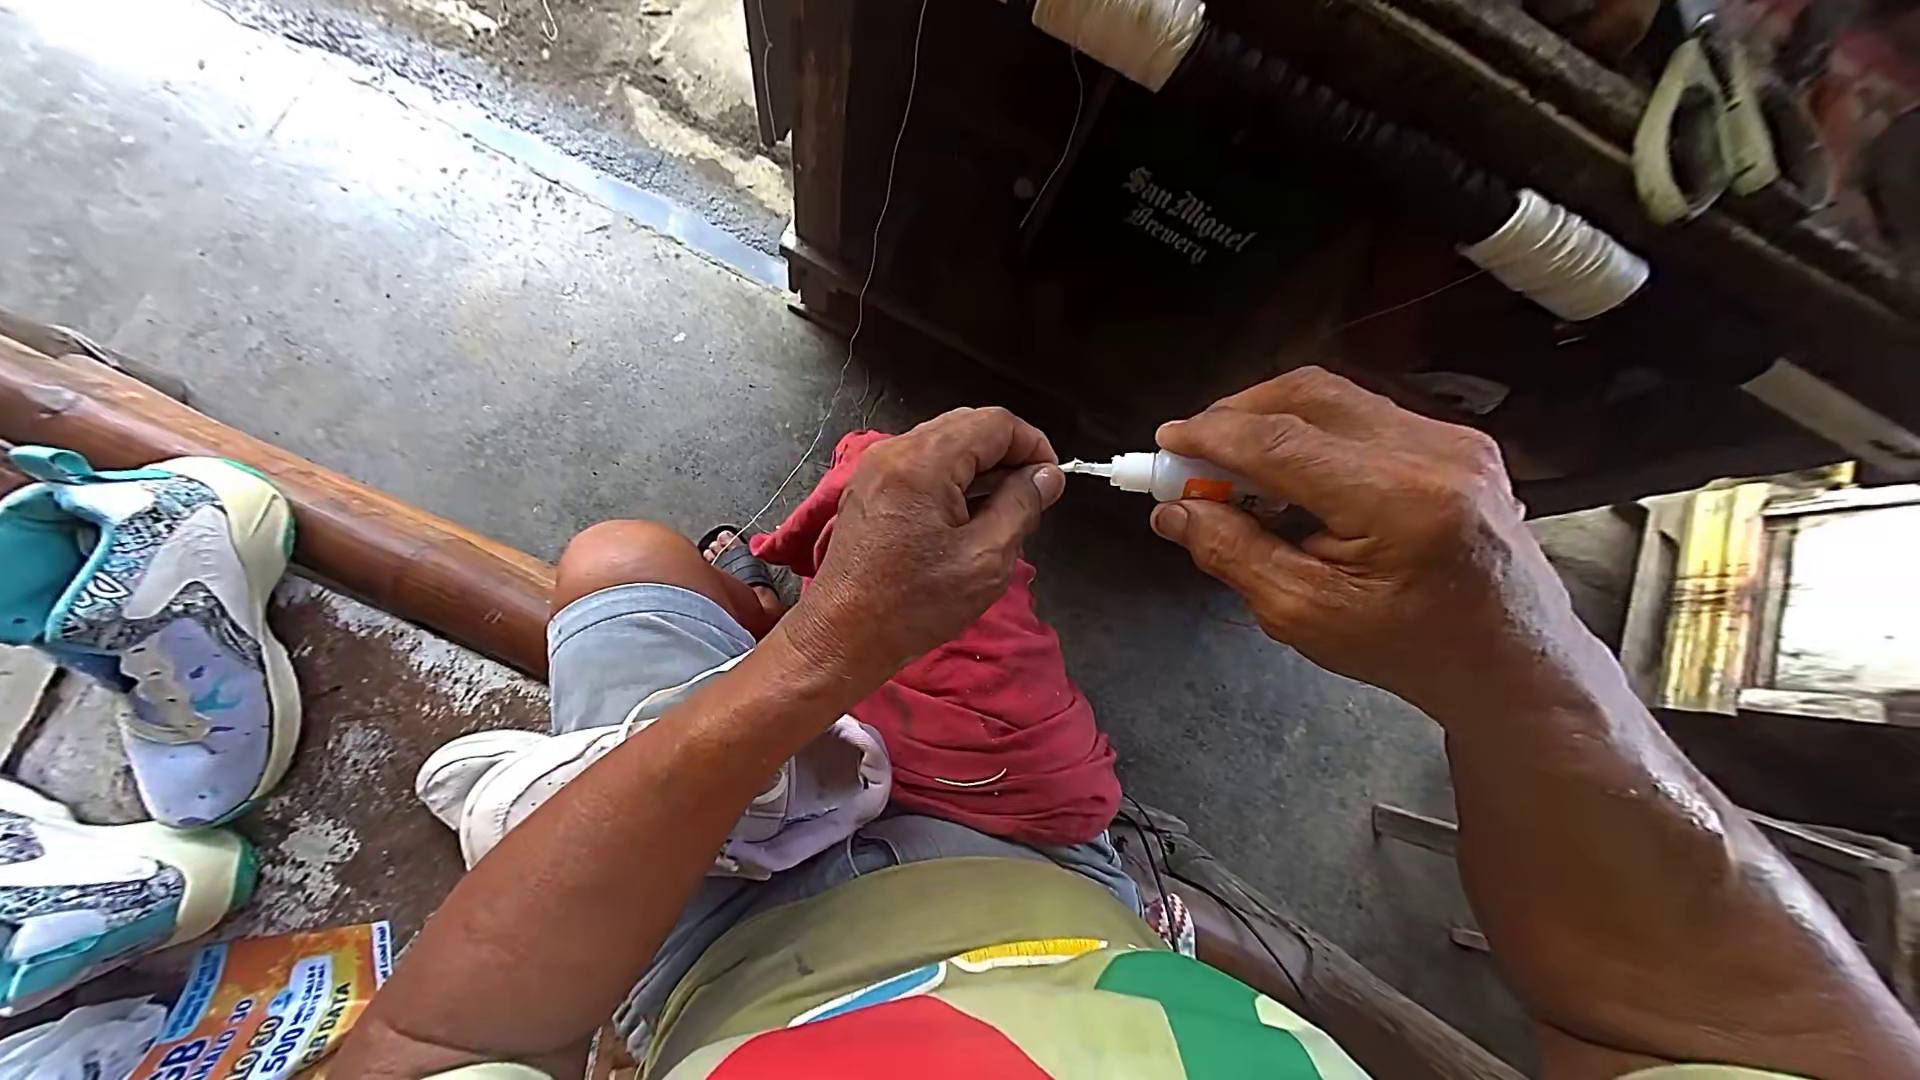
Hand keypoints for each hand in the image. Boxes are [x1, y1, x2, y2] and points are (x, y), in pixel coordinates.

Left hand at [783, 407, 1063, 678]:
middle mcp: (895, 451)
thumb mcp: (986, 558)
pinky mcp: (870, 488)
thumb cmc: (915, 604)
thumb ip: (1021, 506)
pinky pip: (922, 465)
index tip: (1051, 481)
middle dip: (1008, 455)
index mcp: (924, 461)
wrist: (844, 636)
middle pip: (968, 426)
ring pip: (945, 444)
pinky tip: (968, 515)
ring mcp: (877, 468)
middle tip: (1031, 497)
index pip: (995, 423)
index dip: (1033, 444)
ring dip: (982, 468)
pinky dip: (953, 480)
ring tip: (1004, 511)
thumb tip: (1047, 476)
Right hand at [1151, 366, 1583, 718]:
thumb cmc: (1406, 648)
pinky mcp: (1452, 442)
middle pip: (1306, 396)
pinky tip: (1282, 472)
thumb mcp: (1301, 614)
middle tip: (1191, 452)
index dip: (1210, 436)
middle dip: (1233, 415)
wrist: (1512, 660)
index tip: (1164, 441)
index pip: (1279, 443)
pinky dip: (1301, 430)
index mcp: (1399, 501)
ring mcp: (1451, 439)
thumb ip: (1231, 554)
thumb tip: (1173, 512)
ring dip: (1265, 418)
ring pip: (1330, 396)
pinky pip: (1356, 413)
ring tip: (1230, 463)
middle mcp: (1432, 451)